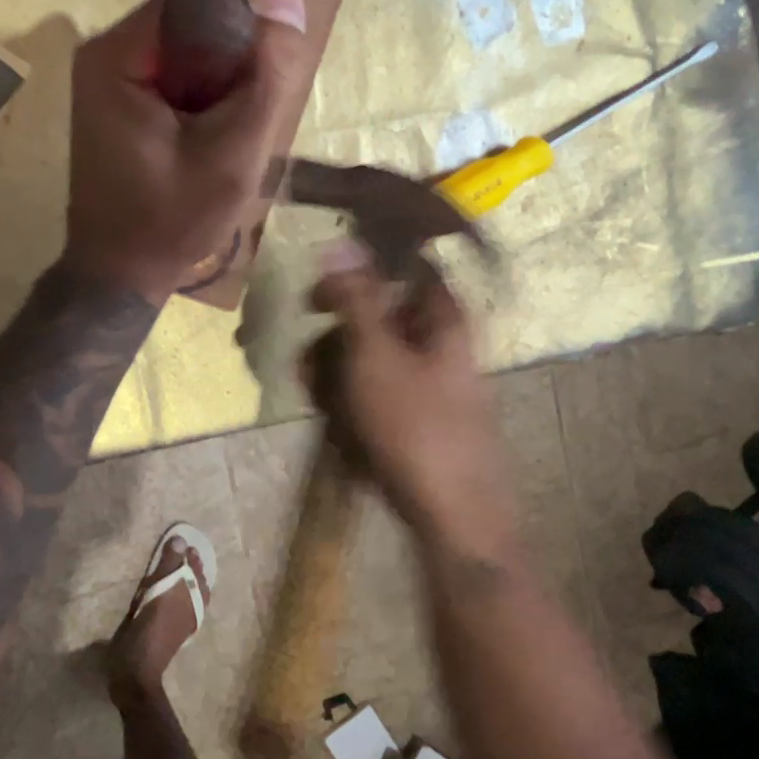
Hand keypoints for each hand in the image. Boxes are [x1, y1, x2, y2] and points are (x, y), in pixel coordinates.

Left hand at [61, 0, 309, 304]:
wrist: (118, 273)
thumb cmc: (171, 221)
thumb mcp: (233, 153)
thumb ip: (266, 76)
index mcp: (115, 56)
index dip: (242, 27)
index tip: (261, 79)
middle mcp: (102, 53)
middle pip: (189, 17)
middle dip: (231, 56)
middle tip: (246, 112)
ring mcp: (104, 76)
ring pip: (185, 45)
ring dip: (219, 78)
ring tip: (228, 130)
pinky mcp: (114, 98)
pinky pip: (171, 71)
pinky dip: (199, 94)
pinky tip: (208, 135)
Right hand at [306, 246, 514, 544]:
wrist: (452, 515)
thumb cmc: (415, 427)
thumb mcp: (375, 354)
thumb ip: (353, 298)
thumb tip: (338, 242)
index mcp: (442, 317)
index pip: (399, 268)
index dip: (355, 275)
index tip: (316, 300)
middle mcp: (437, 342)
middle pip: (371, 318)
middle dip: (331, 343)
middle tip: (307, 370)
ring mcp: (426, 382)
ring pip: (364, 359)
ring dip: (332, 378)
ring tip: (320, 408)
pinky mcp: (414, 417)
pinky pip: (371, 394)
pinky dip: (348, 405)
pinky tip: (338, 430)